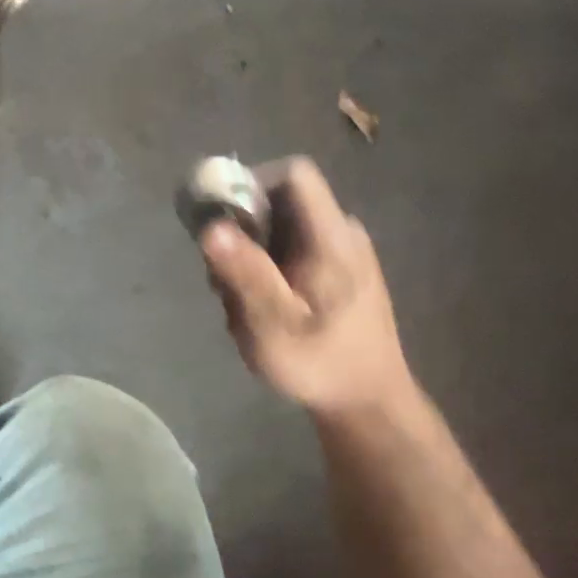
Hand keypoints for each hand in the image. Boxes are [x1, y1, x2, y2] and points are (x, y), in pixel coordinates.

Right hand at [201, 158, 417, 416]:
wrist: (367, 404)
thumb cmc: (320, 364)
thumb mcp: (273, 324)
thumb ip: (244, 272)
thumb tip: (210, 226)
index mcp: (332, 239)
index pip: (293, 174)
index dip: (249, 184)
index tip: (219, 220)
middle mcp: (340, 234)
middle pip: (277, 202)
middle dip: (240, 233)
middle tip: (223, 280)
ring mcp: (339, 252)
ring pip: (276, 229)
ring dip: (247, 258)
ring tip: (240, 304)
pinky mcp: (333, 271)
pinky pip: (286, 250)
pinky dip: (263, 271)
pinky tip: (259, 310)